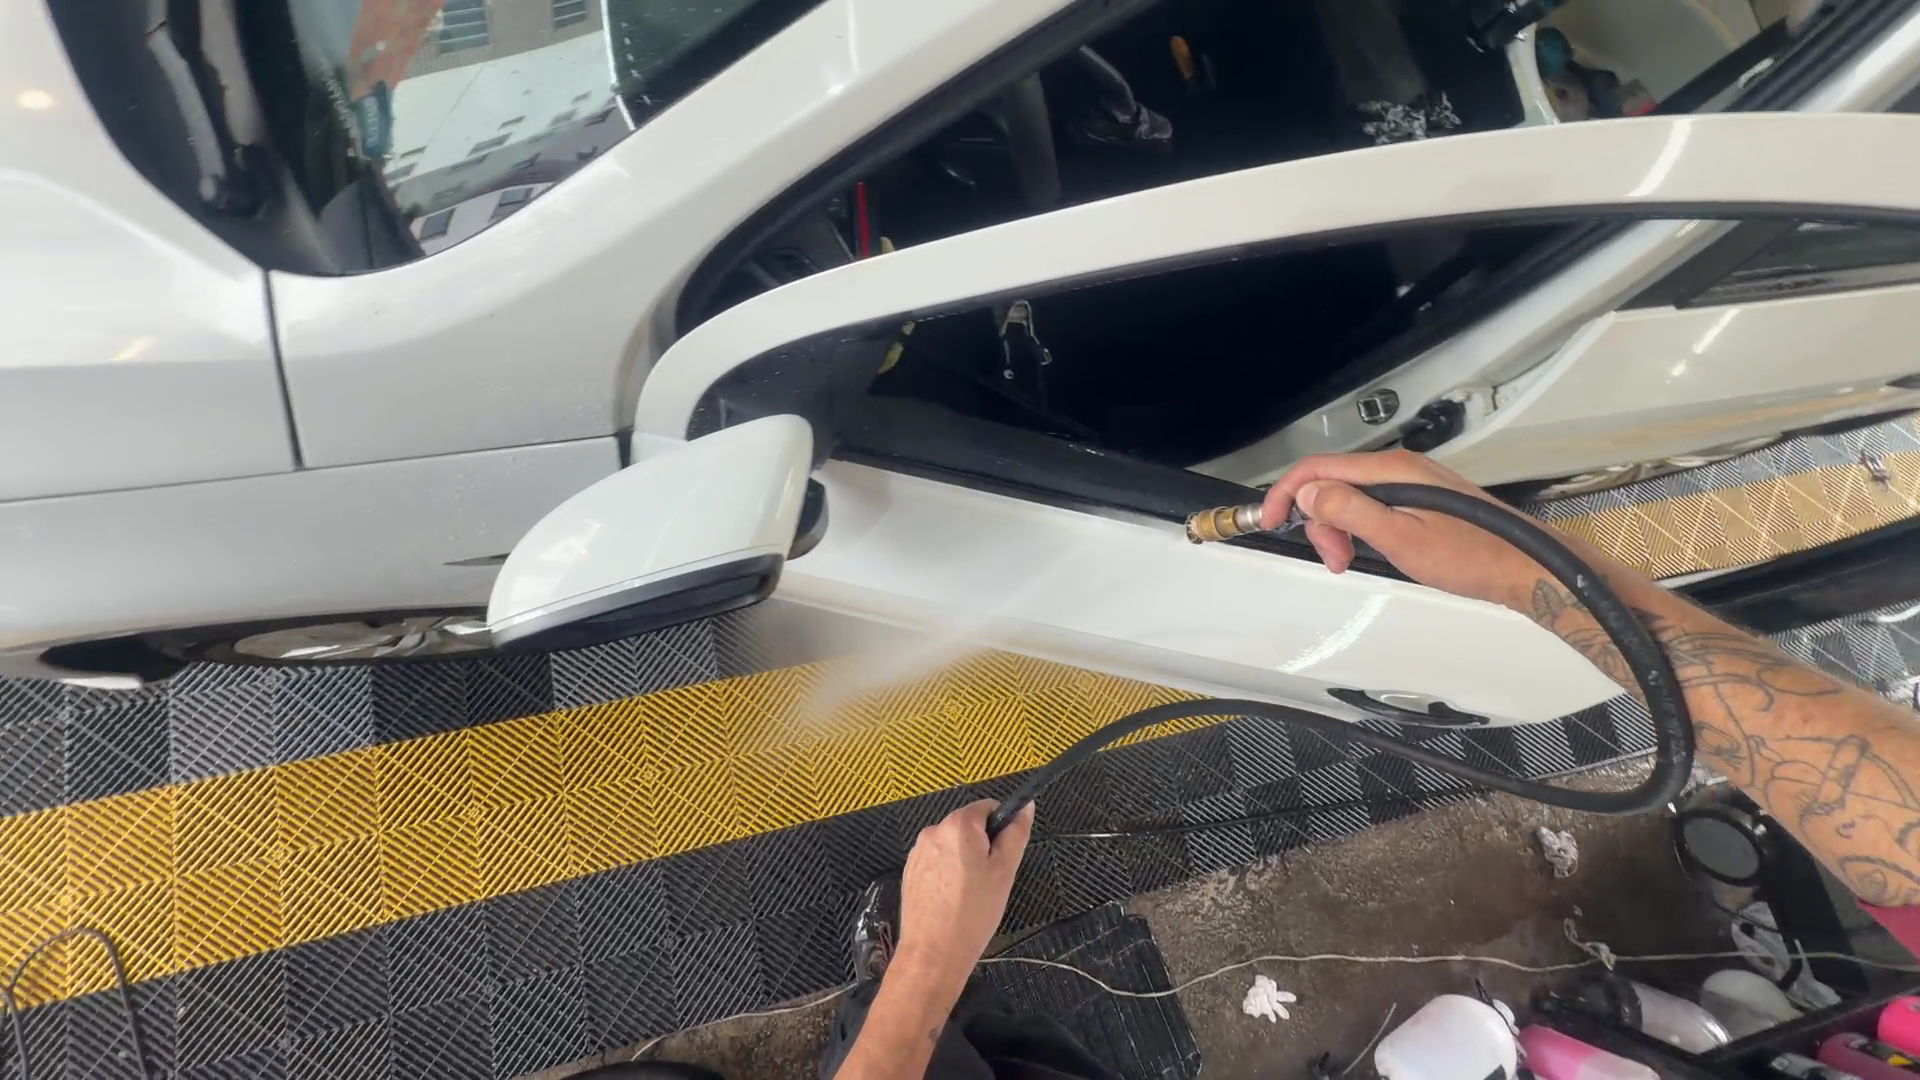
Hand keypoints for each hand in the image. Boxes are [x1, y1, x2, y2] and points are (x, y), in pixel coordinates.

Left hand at [892, 800, 1033, 993]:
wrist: (933, 954)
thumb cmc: (973, 913)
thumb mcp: (1005, 872)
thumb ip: (1016, 834)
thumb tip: (1025, 806)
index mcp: (958, 825)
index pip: (988, 807)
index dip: (1001, 828)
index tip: (1004, 856)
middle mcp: (934, 830)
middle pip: (969, 826)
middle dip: (983, 846)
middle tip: (990, 879)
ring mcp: (918, 851)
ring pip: (953, 845)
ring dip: (965, 859)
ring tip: (971, 893)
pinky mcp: (910, 870)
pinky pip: (937, 860)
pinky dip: (948, 872)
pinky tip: (952, 899)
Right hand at [1260, 449, 1553, 612]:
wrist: (1525, 568)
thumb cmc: (1470, 557)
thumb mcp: (1399, 538)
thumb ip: (1349, 510)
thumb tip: (1309, 493)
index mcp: (1390, 471)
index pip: (1317, 469)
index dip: (1286, 493)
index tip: (1269, 519)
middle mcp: (1396, 468)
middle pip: (1329, 485)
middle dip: (1317, 521)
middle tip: (1332, 557)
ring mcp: (1406, 482)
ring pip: (1346, 497)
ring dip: (1335, 529)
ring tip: (1348, 559)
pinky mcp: (1414, 497)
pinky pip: (1366, 505)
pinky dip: (1354, 528)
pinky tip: (1364, 549)